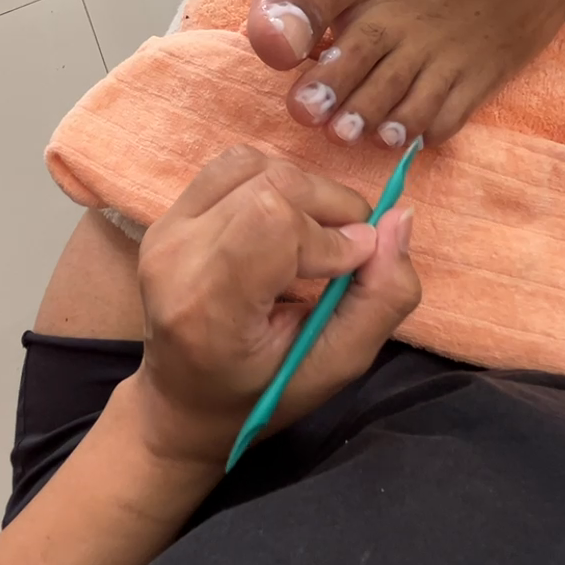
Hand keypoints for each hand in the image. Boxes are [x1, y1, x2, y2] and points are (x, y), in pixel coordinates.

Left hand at [127, 146, 419, 465]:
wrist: (178, 401)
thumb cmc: (257, 396)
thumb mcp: (333, 368)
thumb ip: (379, 300)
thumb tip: (399, 219)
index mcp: (208, 308)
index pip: (275, 220)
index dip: (331, 233)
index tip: (354, 264)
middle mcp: (176, 257)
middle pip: (272, 183)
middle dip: (329, 205)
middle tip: (348, 247)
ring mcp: (165, 230)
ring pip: (252, 163)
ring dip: (302, 189)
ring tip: (314, 234)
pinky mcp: (167, 215)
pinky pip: (231, 167)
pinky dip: (271, 181)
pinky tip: (281, 222)